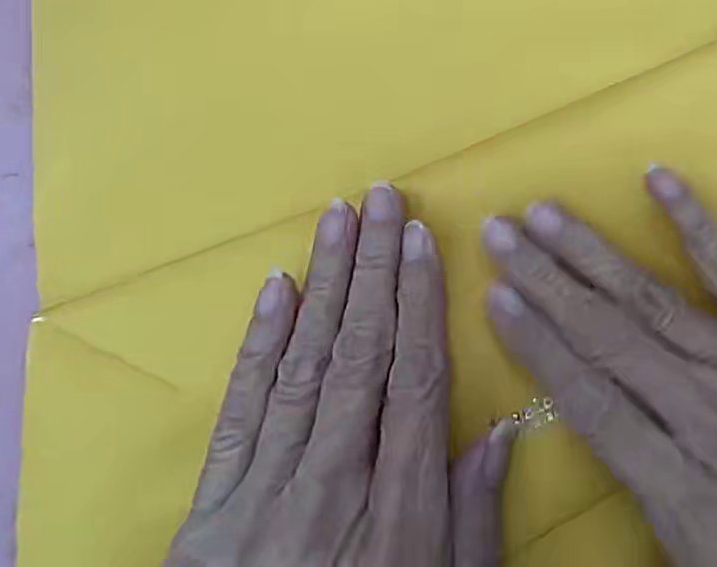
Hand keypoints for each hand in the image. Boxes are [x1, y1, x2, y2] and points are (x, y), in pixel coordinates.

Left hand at [169, 184, 514, 566]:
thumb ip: (472, 520)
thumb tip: (504, 429)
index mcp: (397, 510)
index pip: (416, 376)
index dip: (420, 299)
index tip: (421, 237)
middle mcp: (334, 481)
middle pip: (361, 350)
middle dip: (374, 265)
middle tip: (381, 196)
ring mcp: (265, 488)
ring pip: (305, 360)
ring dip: (324, 279)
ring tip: (338, 215)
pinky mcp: (211, 504)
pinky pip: (241, 407)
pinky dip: (259, 339)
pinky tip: (277, 282)